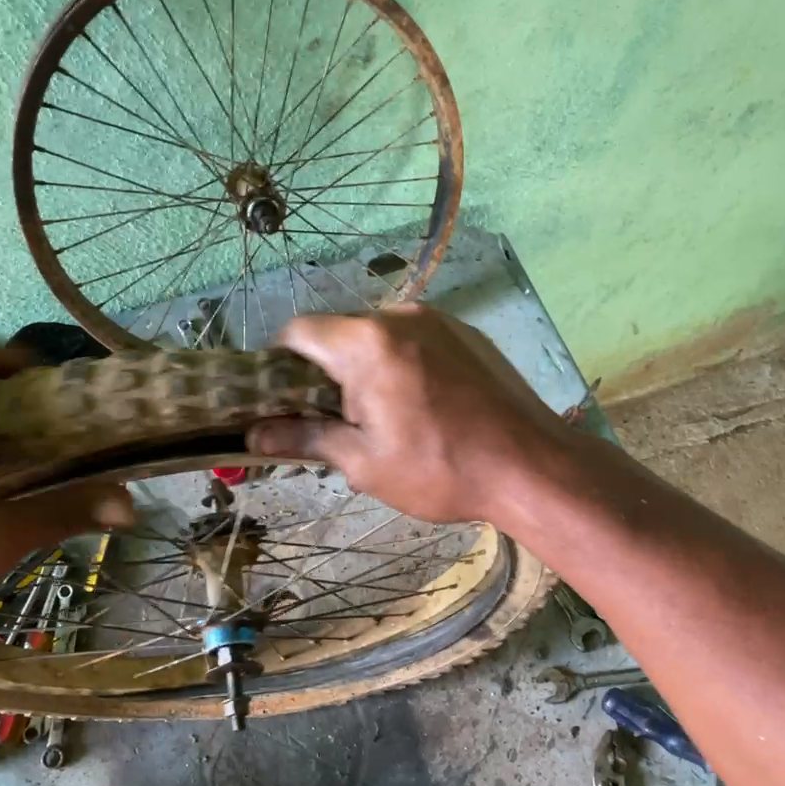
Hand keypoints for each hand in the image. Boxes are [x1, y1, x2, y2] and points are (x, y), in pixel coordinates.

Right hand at [247, 306, 573, 523]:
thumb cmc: (440, 469)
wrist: (531, 466)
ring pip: (379, 338)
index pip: (297, 332)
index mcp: (365, 342)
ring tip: (385, 419)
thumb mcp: (363, 462)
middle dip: (325, 373)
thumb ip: (304, 438)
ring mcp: (439, 321)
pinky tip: (423, 407)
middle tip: (335, 421)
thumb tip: (253, 434)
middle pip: (339, 334)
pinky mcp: (468, 334)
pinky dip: (403, 366)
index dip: (278, 364)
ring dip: (366, 370)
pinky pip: (416, 341)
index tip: (281, 400)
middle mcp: (399, 316)